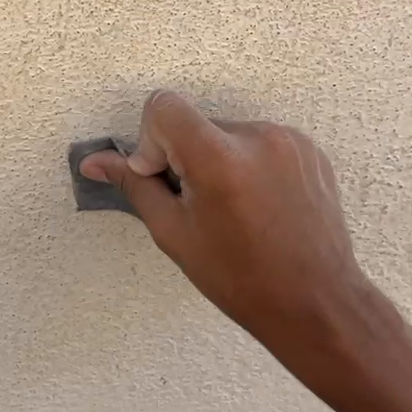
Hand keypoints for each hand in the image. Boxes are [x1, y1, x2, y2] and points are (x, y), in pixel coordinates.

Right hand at [78, 90, 372, 357]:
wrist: (319, 306)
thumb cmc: (241, 277)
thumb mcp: (174, 232)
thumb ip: (133, 184)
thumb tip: (92, 161)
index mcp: (218, 158)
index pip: (163, 106)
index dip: (152, 139)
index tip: (167, 178)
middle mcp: (256, 137)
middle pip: (193, 122)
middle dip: (184, 154)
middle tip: (199, 202)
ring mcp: (288, 140)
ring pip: (224, 131)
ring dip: (216, 157)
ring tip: (234, 206)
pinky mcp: (307, 148)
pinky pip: (257, 139)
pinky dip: (247, 162)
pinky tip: (258, 202)